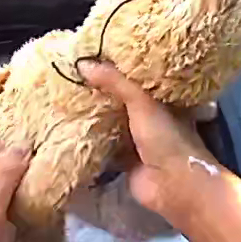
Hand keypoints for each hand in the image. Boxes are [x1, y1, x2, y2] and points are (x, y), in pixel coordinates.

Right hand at [80, 61, 226, 221]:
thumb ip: (116, 82)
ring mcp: (140, 141)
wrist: (173, 185)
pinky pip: (106, 146)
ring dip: (96, 116)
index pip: (140, 78)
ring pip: (114, 124)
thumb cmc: (165, 137)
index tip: (95, 56)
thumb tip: (82, 62)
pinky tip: (70, 129)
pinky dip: (92, 140)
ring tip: (67, 98)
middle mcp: (153, 118)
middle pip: (124, 101)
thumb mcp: (142, 102)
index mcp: (164, 99)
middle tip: (74, 77)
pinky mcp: (126, 161)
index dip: (121, 68)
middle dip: (103, 93)